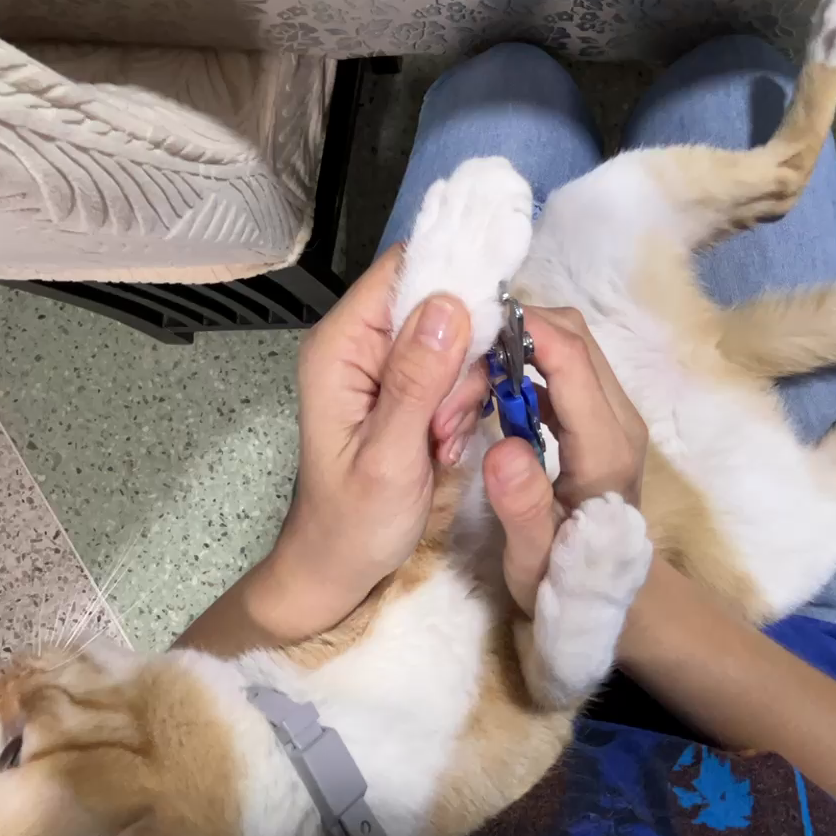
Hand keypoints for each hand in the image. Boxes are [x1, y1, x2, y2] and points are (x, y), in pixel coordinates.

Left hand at [259, 246, 473, 637]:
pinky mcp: (404, 388)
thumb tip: (450, 303)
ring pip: (452, 340)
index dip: (452, 276)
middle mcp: (360, 344)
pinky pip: (452, 372)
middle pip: (434, 304)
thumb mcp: (388, 455)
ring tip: (440, 440)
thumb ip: (416, 381)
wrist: (339, 564)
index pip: (401, 271)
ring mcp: (383, 366)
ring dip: (461, 390)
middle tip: (447, 418)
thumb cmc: (353, 520)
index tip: (495, 317)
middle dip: (459, 357)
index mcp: (341, 347)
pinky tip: (442, 444)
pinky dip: (460, 406)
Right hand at [483, 306, 648, 613]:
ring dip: (518, 347)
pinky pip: (564, 367)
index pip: (571, 356)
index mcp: (605, 445)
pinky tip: (493, 393)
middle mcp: (618, 417)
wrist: (613, 596)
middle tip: (460, 364)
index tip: (467, 332)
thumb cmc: (568, 581)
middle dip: (514, 333)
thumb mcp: (534, 558)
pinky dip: (526, 364)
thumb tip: (502, 448)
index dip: (523, 329)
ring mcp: (612, 414)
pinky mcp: (599, 417)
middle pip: (574, 336)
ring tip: (470, 381)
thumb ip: (522, 506)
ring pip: (569, 345)